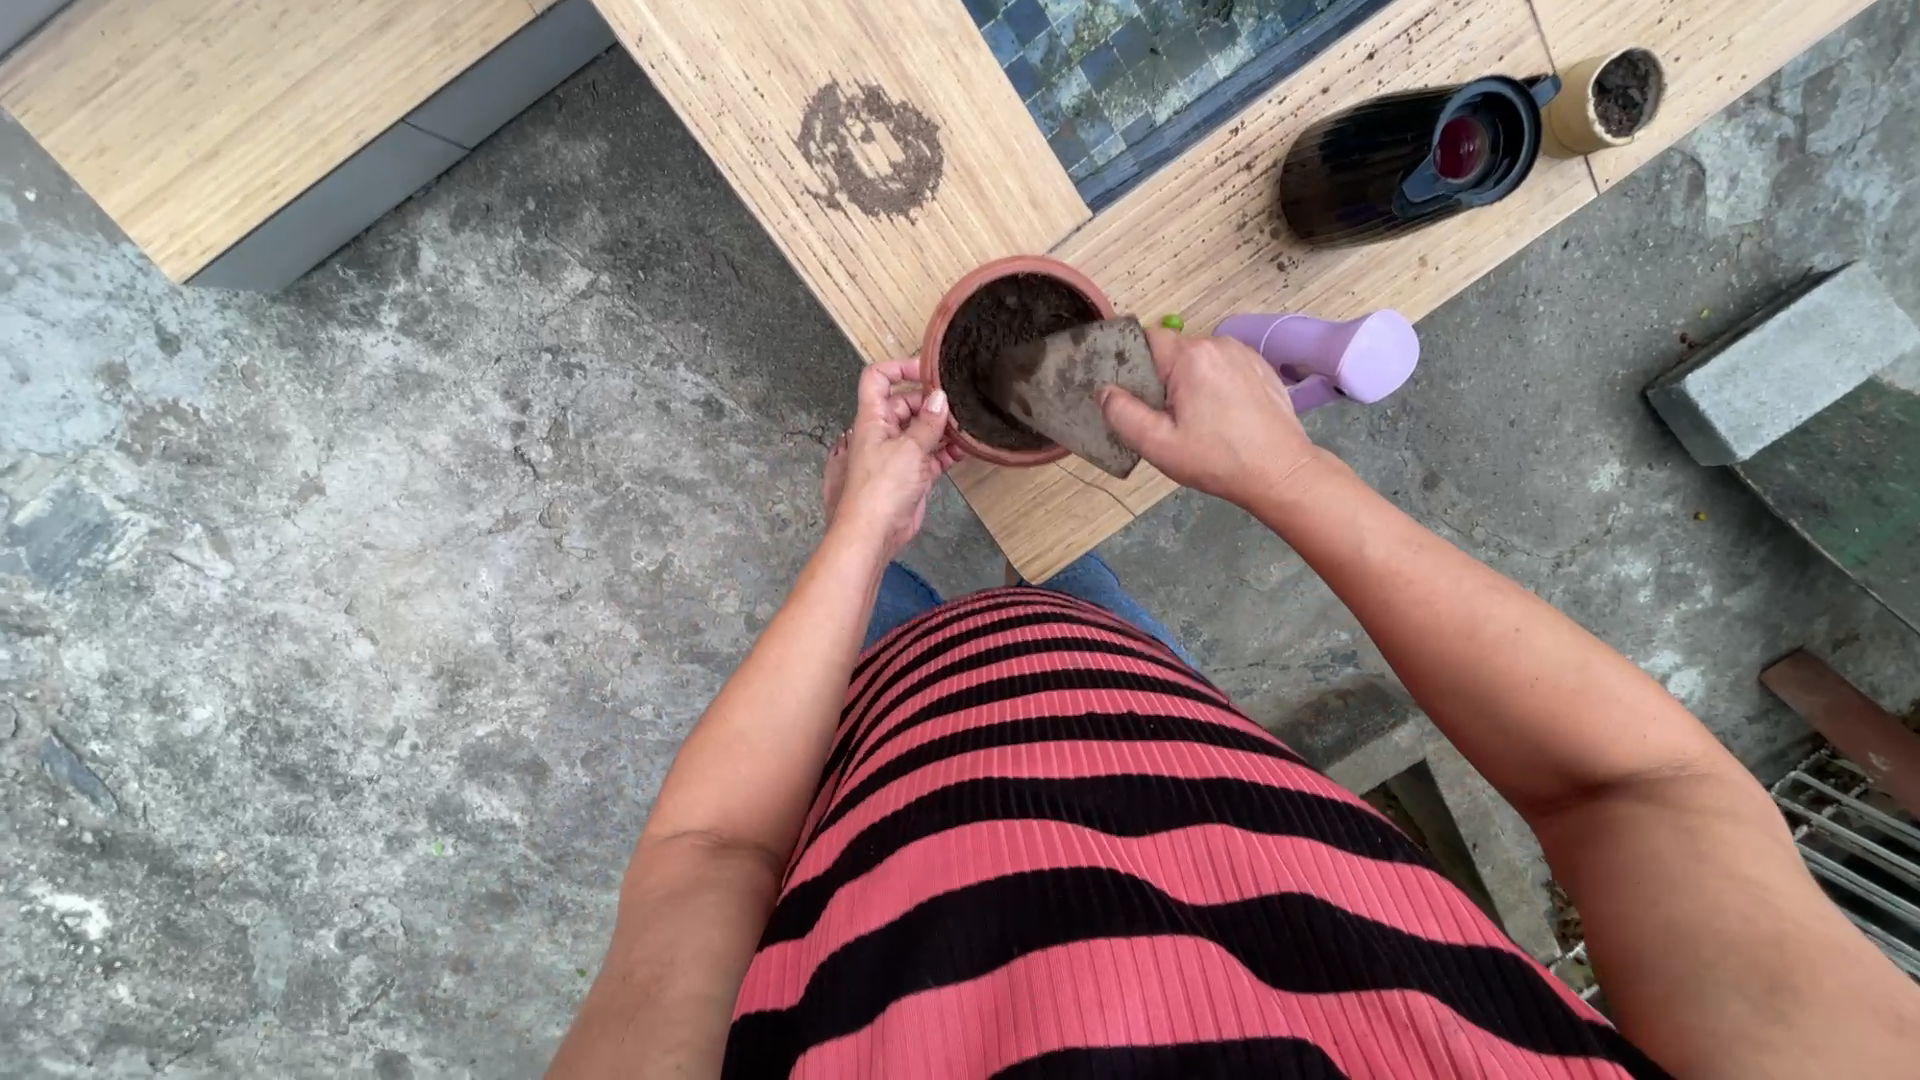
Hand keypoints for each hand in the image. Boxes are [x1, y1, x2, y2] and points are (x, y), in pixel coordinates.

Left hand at [822, 358, 962, 560]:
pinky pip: (930, 456)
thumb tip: (940, 399)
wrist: (873, 532)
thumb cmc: (879, 490)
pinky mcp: (910, 475)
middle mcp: (883, 433)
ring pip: (921, 431)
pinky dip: (946, 452)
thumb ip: (928, 423)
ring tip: (965, 427)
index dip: (899, 368)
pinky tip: (963, 449)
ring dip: (942, 428)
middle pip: (907, 405)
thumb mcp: (909, 448)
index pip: (878, 379)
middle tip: (955, 405)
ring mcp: (897, 454)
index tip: (926, 370)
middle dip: (931, 403)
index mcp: (872, 418)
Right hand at [1099, 327, 1326, 506]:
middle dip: (1161, 380)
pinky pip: (1223, 368)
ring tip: (1195, 421)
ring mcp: (1244, 354)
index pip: (1146, 340)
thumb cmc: (1217, 460)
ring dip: (1188, 384)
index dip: (1133, 365)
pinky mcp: (1261, 368)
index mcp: (1191, 356)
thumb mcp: (1157, 444)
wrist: (1281, 472)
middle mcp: (1219, 344)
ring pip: (1198, 361)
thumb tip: (1105, 391)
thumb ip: (1122, 414)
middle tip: (1164, 419)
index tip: (1132, 396)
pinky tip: (1220, 418)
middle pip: (1172, 352)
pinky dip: (1214, 386)